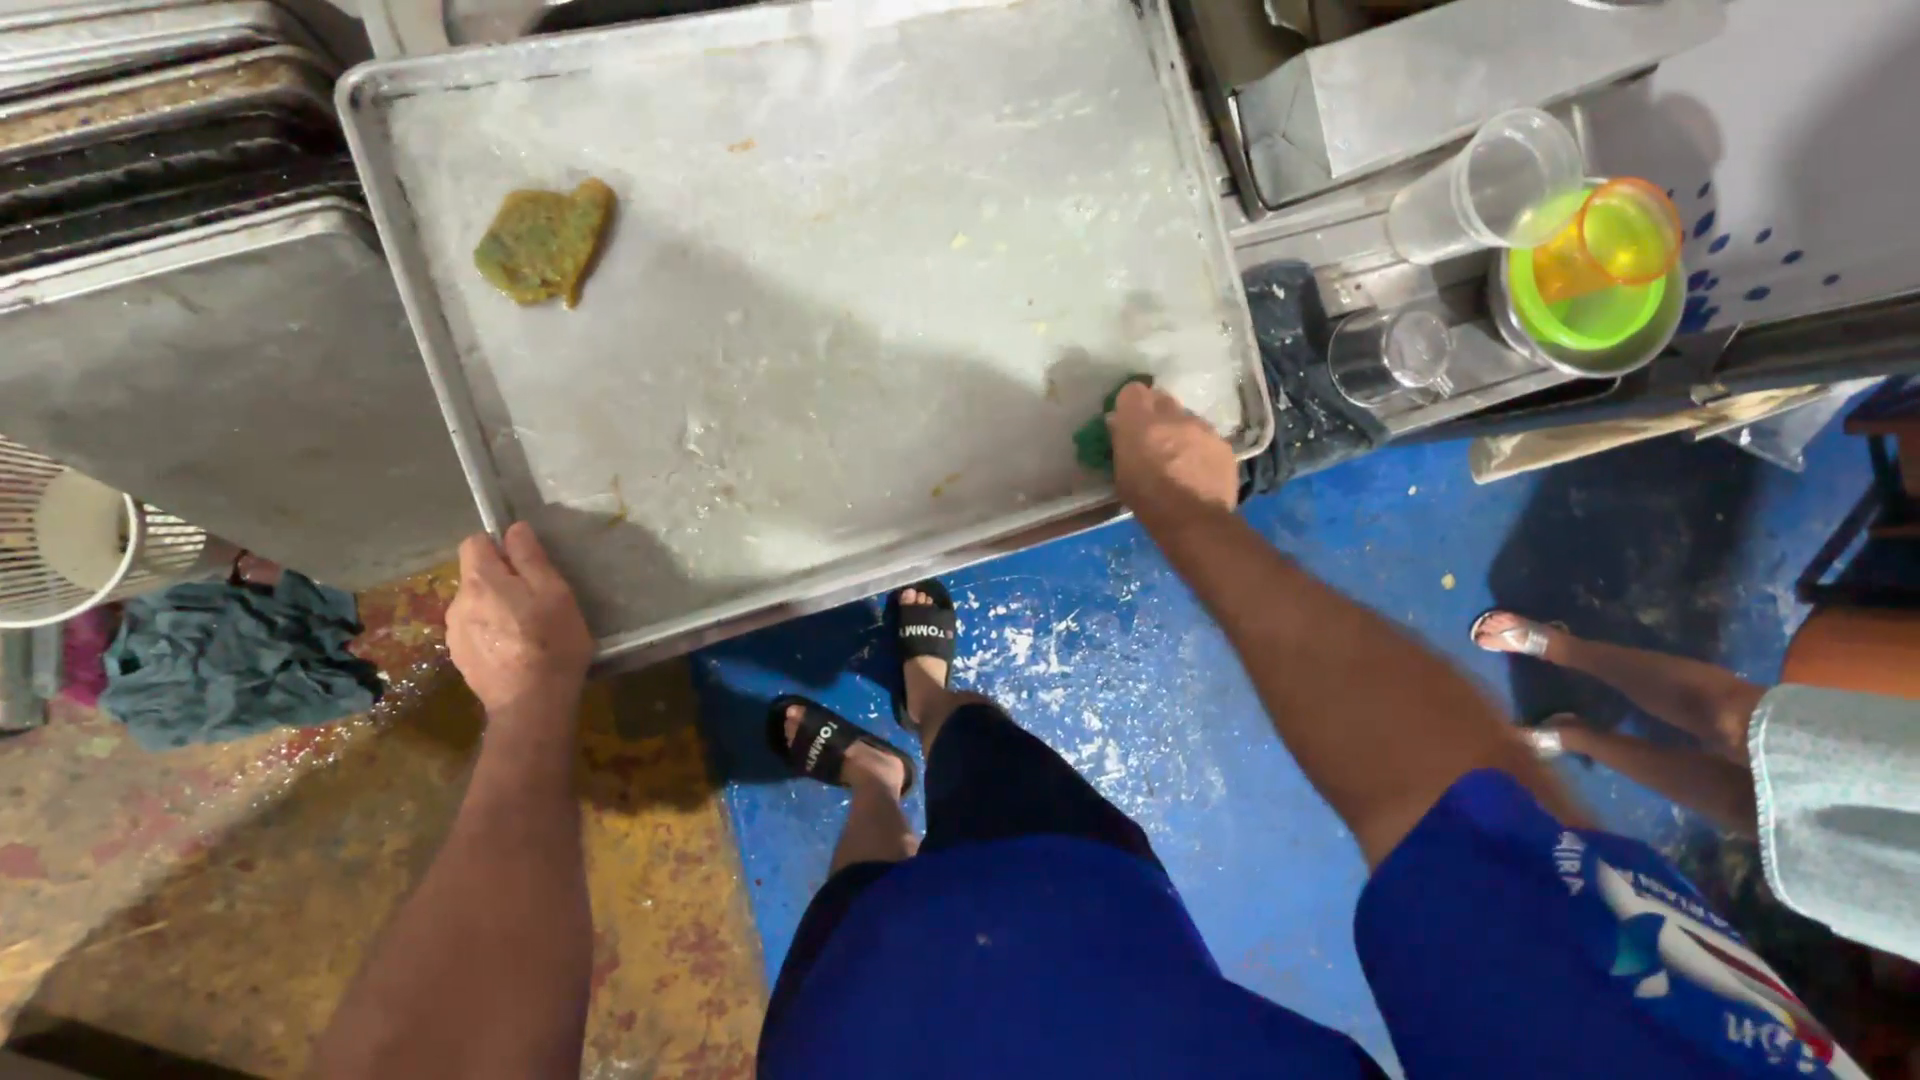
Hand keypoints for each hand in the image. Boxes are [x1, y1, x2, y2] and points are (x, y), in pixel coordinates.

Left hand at [447, 523, 594, 717]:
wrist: (531, 703)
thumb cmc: (551, 642)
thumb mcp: (554, 593)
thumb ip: (531, 558)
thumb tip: (514, 529)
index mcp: (481, 581)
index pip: (474, 542)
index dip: (499, 546)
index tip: (526, 563)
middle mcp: (457, 602)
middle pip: (475, 576)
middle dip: (500, 579)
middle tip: (535, 599)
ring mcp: (454, 633)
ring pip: (474, 605)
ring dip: (495, 607)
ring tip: (526, 628)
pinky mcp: (459, 657)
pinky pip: (474, 630)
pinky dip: (491, 632)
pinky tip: (514, 649)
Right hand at [1106, 382, 1238, 529]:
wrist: (1195, 520)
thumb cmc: (1149, 501)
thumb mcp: (1121, 473)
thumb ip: (1122, 442)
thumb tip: (1120, 425)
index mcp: (1141, 422)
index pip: (1132, 391)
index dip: (1130, 404)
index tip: (1128, 419)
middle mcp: (1174, 416)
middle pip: (1162, 399)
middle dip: (1156, 414)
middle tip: (1153, 437)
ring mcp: (1202, 427)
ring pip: (1187, 418)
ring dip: (1180, 431)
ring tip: (1179, 457)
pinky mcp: (1223, 444)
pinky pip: (1207, 437)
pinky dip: (1200, 448)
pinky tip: (1198, 469)